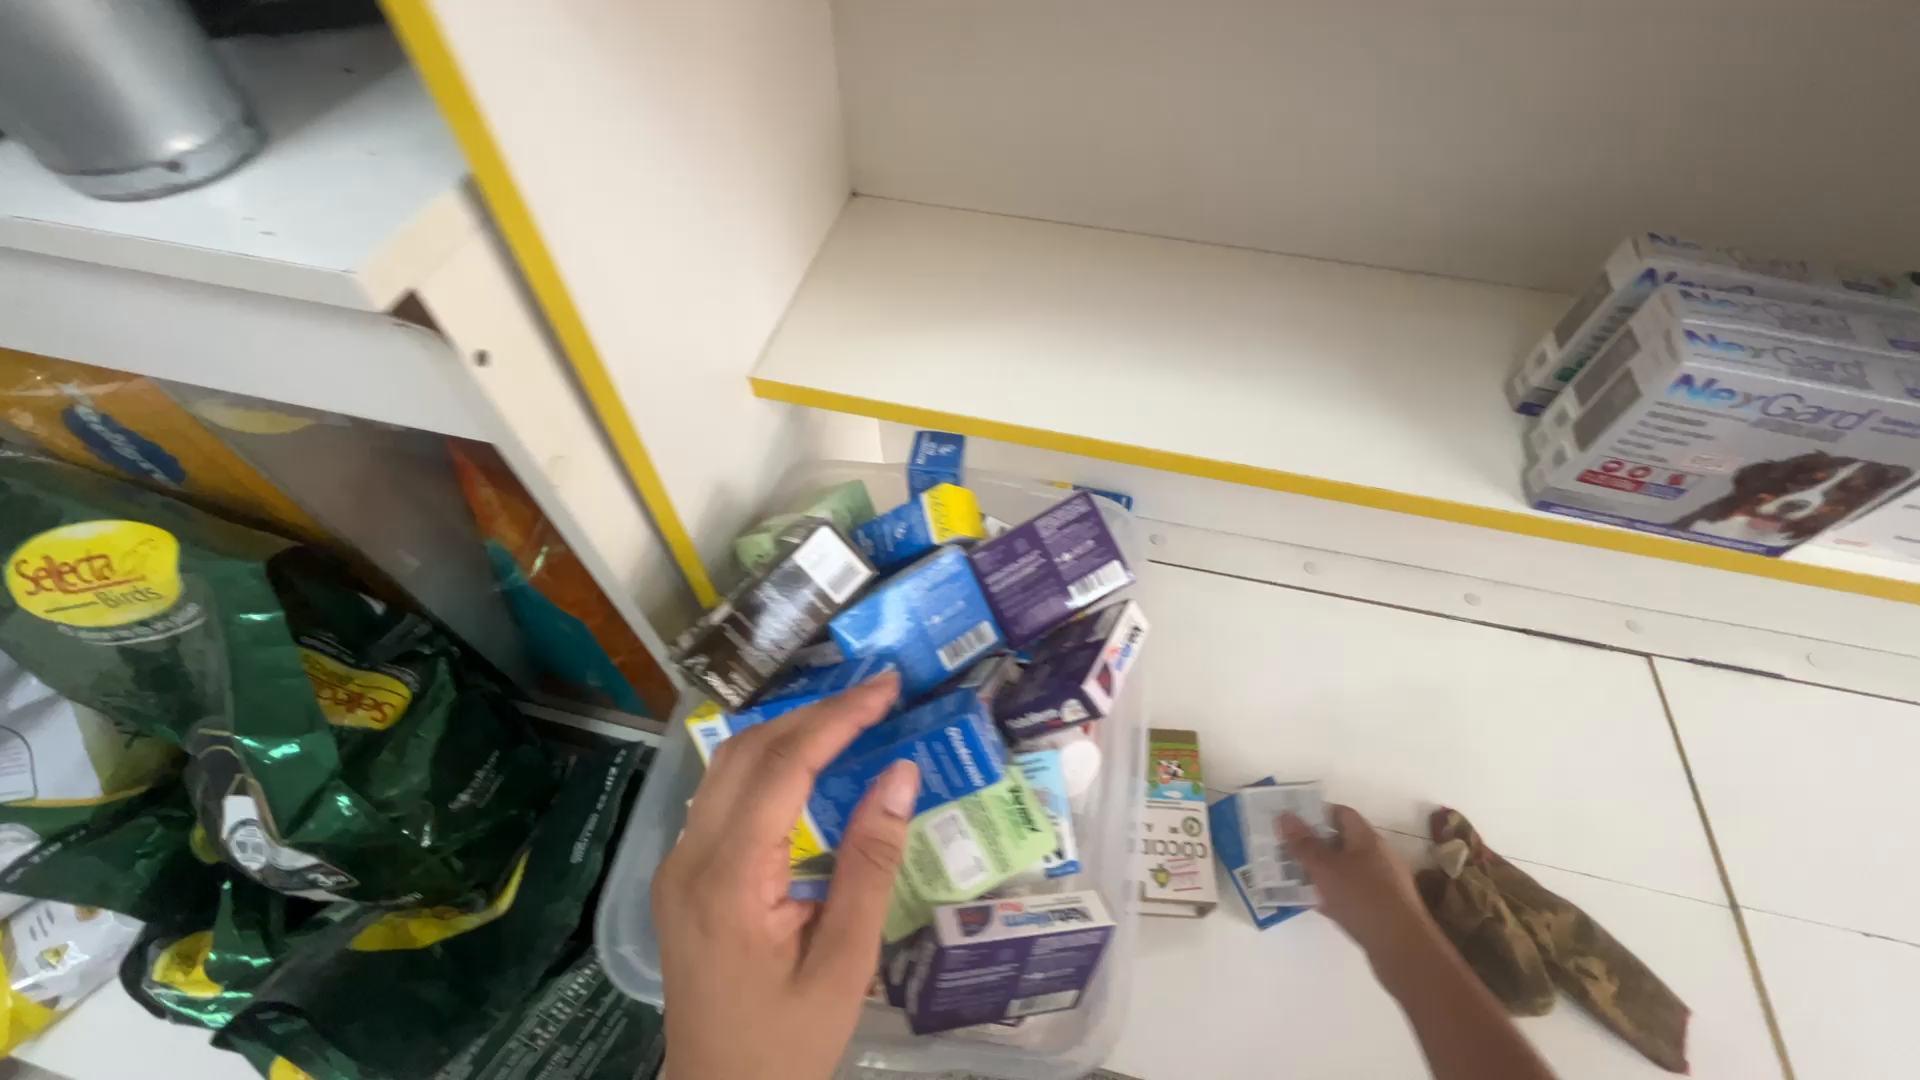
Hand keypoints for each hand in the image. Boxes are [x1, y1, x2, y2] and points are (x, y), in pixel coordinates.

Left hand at [654, 673, 917, 1079]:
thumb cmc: (788, 1043)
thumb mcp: (846, 961)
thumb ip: (871, 862)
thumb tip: (901, 773)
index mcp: (729, 879)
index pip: (785, 767)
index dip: (838, 719)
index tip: (885, 690)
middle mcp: (689, 856)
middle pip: (749, 750)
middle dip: (815, 712)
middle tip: (876, 696)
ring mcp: (677, 862)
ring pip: (730, 764)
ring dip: (789, 730)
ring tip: (850, 717)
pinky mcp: (682, 873)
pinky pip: (724, 793)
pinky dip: (770, 761)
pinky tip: (808, 761)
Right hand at [1280, 804, 1440, 966]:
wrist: (1405, 952)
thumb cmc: (1364, 900)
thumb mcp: (1326, 868)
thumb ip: (1304, 843)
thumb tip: (1285, 816)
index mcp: (1367, 840)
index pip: (1341, 813)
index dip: (1315, 813)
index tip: (1290, 821)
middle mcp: (1377, 858)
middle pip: (1340, 842)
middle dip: (1312, 844)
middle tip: (1284, 848)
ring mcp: (1381, 885)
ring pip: (1343, 870)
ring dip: (1319, 871)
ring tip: (1291, 874)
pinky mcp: (1380, 910)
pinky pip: (1349, 894)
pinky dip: (1331, 894)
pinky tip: (1313, 902)